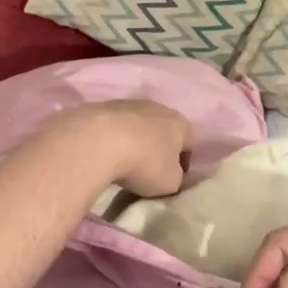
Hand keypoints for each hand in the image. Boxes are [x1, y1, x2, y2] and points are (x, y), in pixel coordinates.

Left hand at [43, 99, 191, 197]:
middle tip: (149, 169)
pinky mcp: (102, 106)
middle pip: (162, 130)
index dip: (183, 163)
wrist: (99, 141)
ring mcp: (129, 103)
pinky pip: (114, 126)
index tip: (173, 178)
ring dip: (135, 141)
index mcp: (180, 124)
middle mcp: (158, 107)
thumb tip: (170, 174)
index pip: (189, 144)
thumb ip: (176, 178)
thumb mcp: (170, 183)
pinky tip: (106, 152)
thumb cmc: (144, 163)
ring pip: (137, 125)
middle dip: (158, 148)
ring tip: (124, 161)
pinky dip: (113, 138)